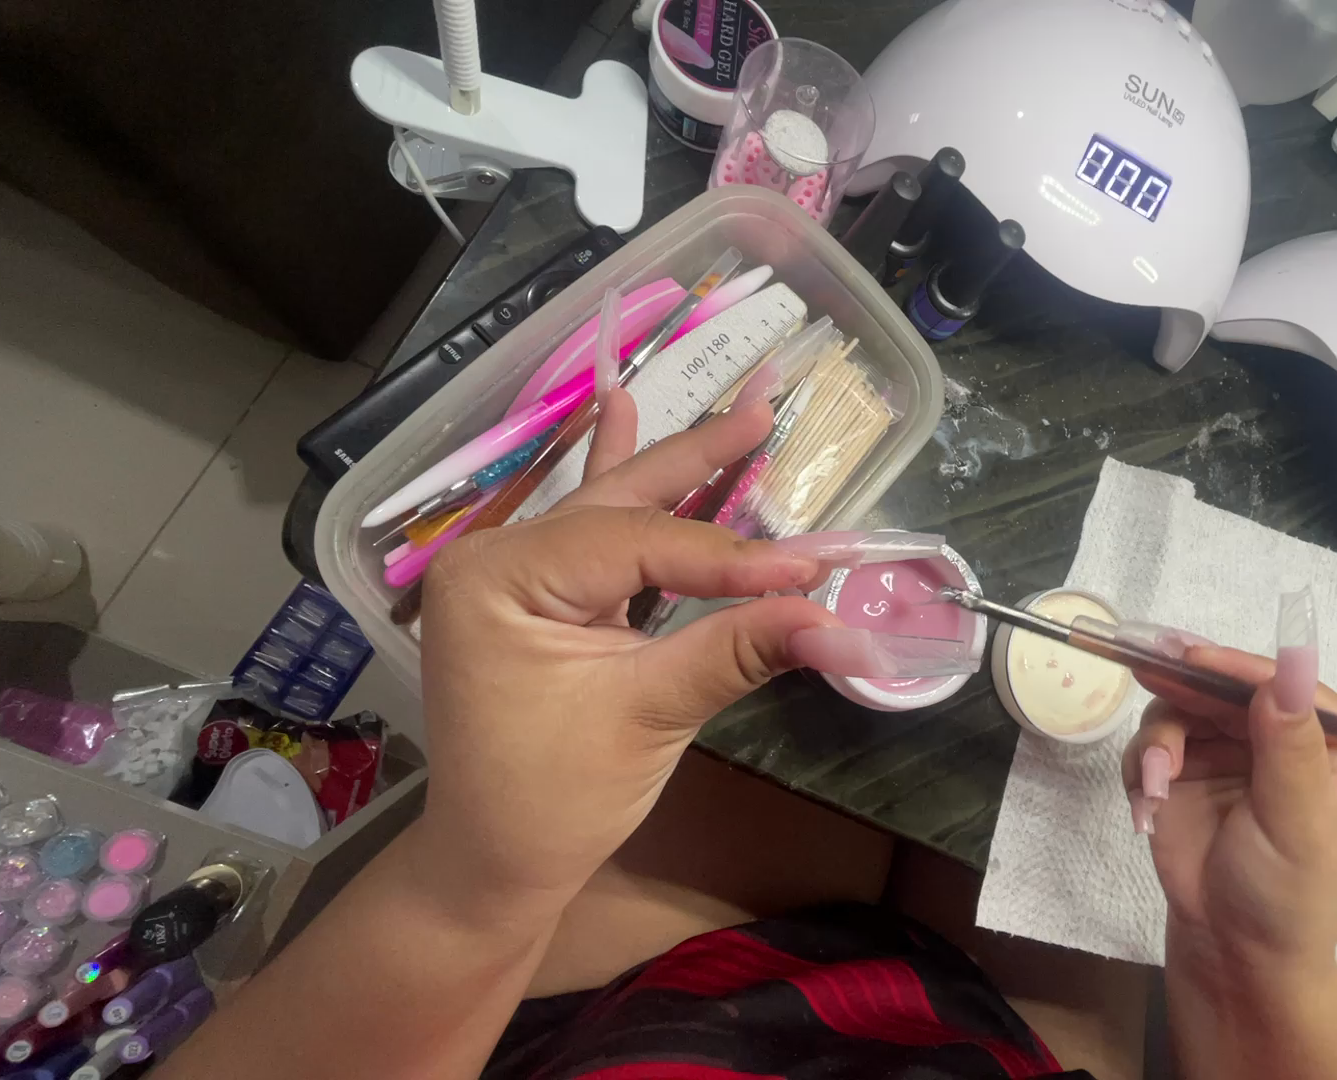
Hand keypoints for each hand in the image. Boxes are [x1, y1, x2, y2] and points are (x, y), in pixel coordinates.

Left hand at [411, 391, 841, 923]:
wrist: (494, 862)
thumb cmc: (554, 799)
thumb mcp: (651, 718)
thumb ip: (740, 653)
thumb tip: (841, 628)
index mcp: (503, 577)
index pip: (639, 541)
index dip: (733, 556)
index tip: (813, 568)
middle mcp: (503, 555)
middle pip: (625, 496)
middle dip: (702, 456)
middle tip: (766, 409)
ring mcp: (520, 571)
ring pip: (618, 504)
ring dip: (681, 462)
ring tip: (736, 415)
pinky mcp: (546, 592)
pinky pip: (598, 528)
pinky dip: (622, 474)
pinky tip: (622, 410)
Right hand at [1121, 621, 1336, 977]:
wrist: (1229, 948)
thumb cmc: (1286, 893)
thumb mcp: (1299, 824)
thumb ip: (1290, 747)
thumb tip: (1291, 667)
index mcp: (1330, 750)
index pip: (1287, 689)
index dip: (1239, 668)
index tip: (1194, 658)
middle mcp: (1275, 741)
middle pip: (1224, 689)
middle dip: (1185, 687)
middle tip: (1146, 670)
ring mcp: (1224, 754)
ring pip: (1180, 709)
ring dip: (1159, 740)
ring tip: (1154, 781)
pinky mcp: (1181, 771)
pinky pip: (1150, 743)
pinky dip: (1141, 764)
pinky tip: (1147, 797)